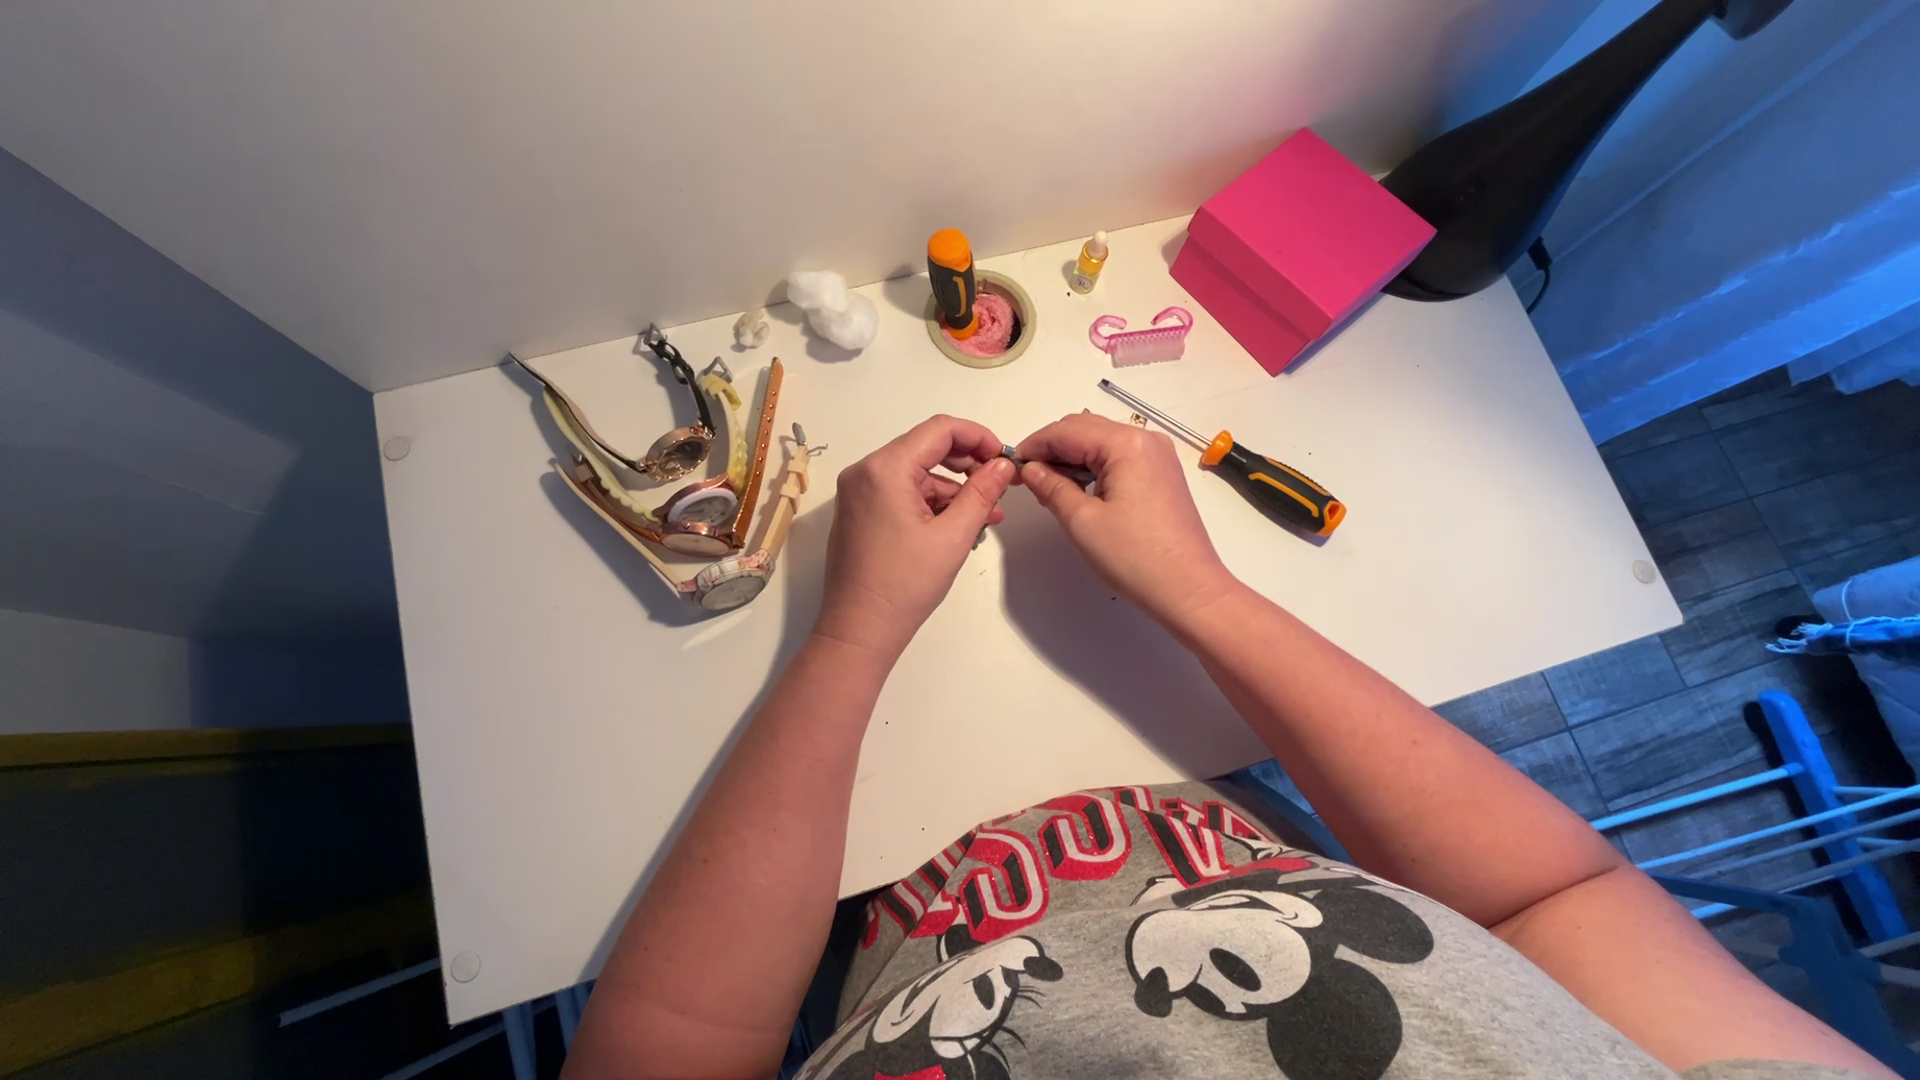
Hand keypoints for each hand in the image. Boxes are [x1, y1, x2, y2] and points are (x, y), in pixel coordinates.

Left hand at [814, 415, 1015, 660]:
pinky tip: (958, 525)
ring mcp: (858, 493)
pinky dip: (931, 503)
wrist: (859, 630)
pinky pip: (901, 493)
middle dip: (967, 463)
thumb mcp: (952, 536)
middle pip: (925, 448)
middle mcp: (865, 472)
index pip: (939, 429)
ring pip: (916, 473)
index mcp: (884, 469)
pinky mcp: (859, 512)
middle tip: (999, 485)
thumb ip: (981, 493)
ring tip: (987, 515)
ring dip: (952, 488)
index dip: (978, 436)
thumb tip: (1004, 464)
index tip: (1004, 458)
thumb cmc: (905, 585)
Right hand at [1015, 413, 1239, 627]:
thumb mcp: (1082, 521)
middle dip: (1052, 449)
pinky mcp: (1162, 474)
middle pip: (1085, 429)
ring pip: (1101, 442)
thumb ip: (1051, 487)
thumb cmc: (1135, 557)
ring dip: (1072, 458)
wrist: (1188, 589)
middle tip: (1027, 479)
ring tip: (1049, 487)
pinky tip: (1078, 489)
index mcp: (1126, 444)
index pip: (1067, 430)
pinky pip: (1119, 457)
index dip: (1035, 445)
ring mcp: (1158, 455)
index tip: (1011, 466)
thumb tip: (1030, 469)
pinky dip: (1094, 467)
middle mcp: (1146, 439)